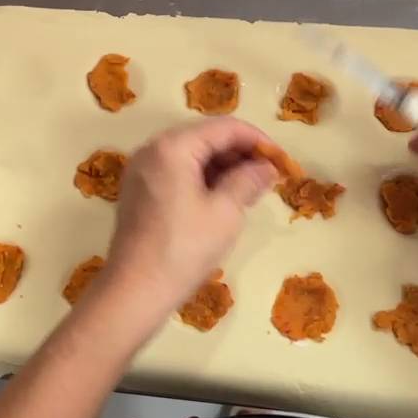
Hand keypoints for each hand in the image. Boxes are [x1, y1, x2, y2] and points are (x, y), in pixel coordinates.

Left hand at [104, 117, 278, 313]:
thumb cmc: (184, 248)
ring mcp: (142, 169)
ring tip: (251, 189)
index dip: (257, 140)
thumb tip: (267, 166)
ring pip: (191, 154)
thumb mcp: (225, 212)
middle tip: (269, 177)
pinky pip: (176, 170)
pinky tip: (222, 197)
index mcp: (172, 146)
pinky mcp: (139, 189)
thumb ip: (248, 180)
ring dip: (222, 166)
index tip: (282, 161)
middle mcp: (152, 148)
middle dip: (239, 153)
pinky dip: (202, 177)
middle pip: (205, 136)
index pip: (224, 127)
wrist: (135, 290)